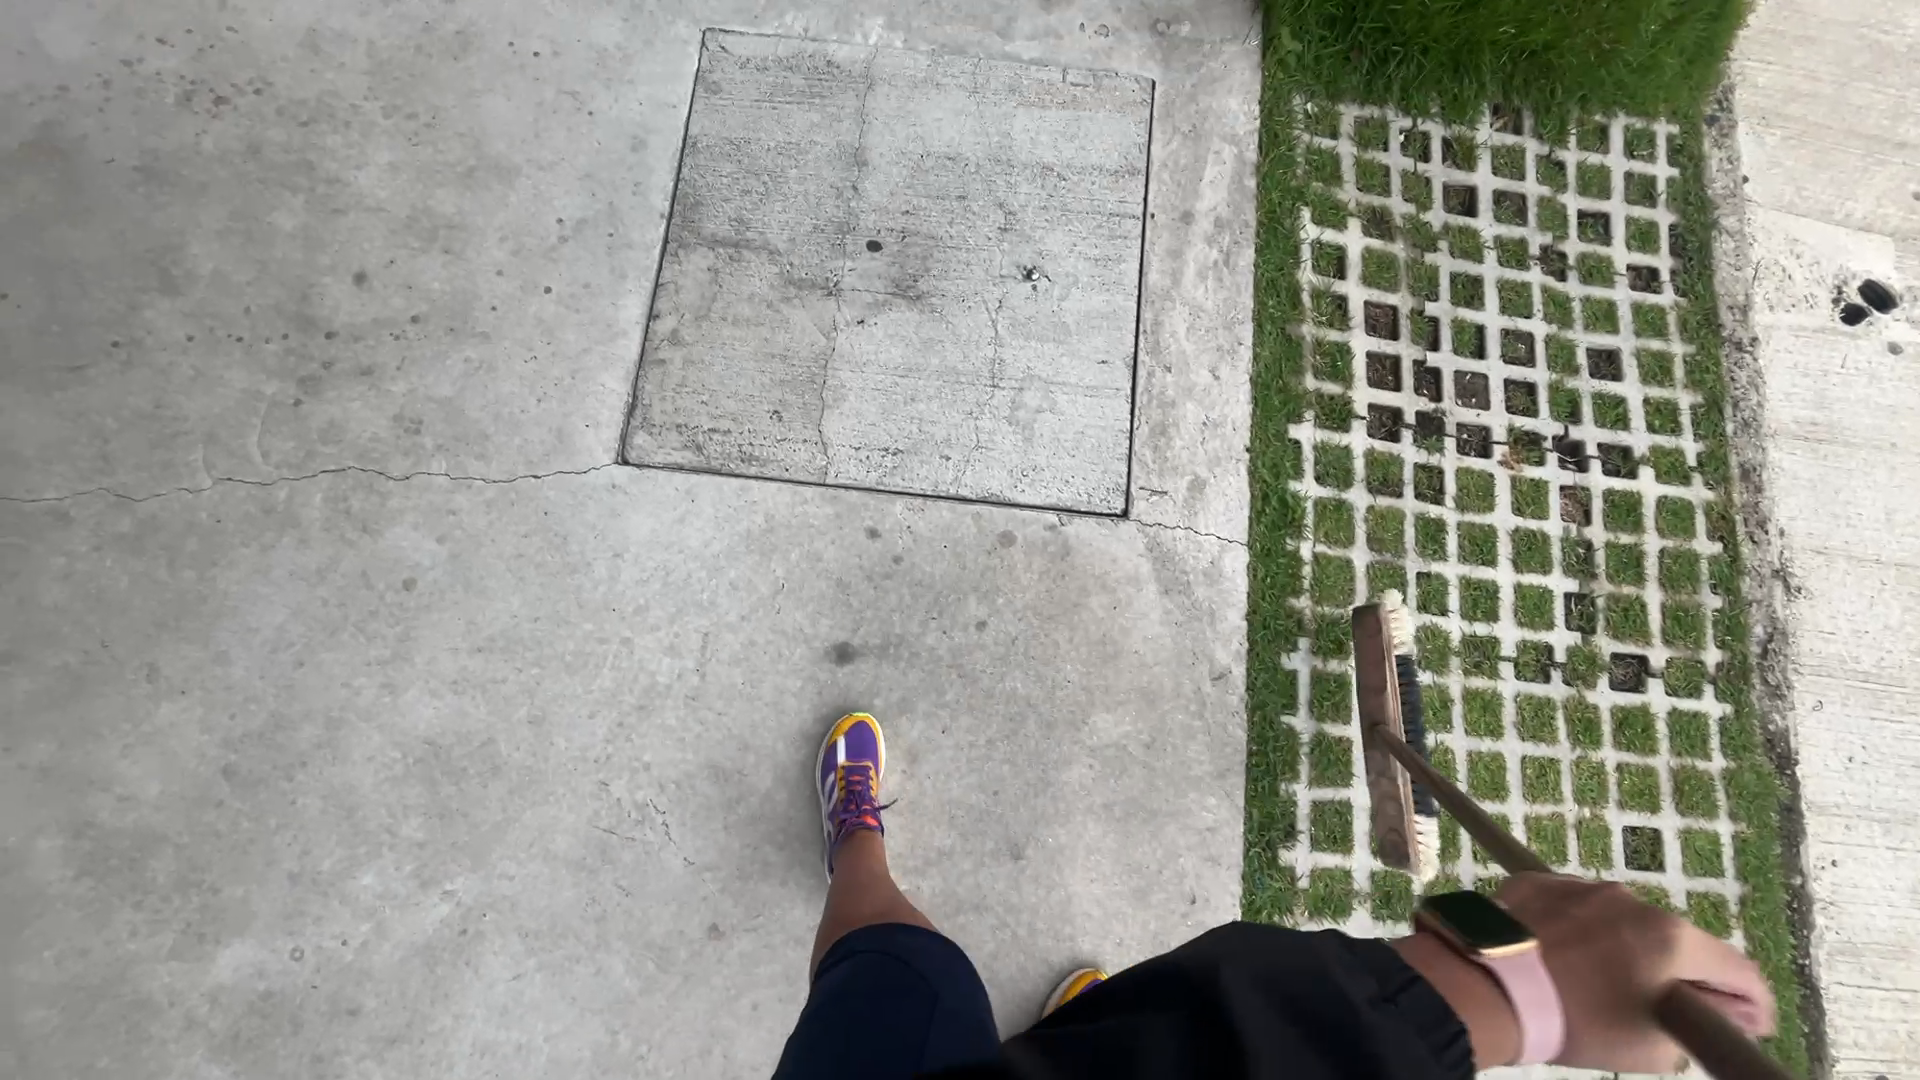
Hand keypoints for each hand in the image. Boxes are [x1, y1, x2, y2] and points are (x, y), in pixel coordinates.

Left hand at [1498, 873, 1775, 1072]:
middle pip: (1676, 939)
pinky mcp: (1533, 880)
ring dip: (1624, 944)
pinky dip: (1577, 926)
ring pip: (1620, 918)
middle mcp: (1627, 899)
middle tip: (1661, 1002)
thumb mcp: (1657, 1045)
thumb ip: (1701, 1023)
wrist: (1487, 980)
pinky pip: (1572, 905)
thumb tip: (1724, 1009)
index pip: (1740, 971)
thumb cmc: (1578, 1020)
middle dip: (1680, 971)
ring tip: (1599, 976)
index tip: (1740, 1024)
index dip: (1749, 1005)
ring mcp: (1575, 884)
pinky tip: (1560, 953)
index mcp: (1670, 937)